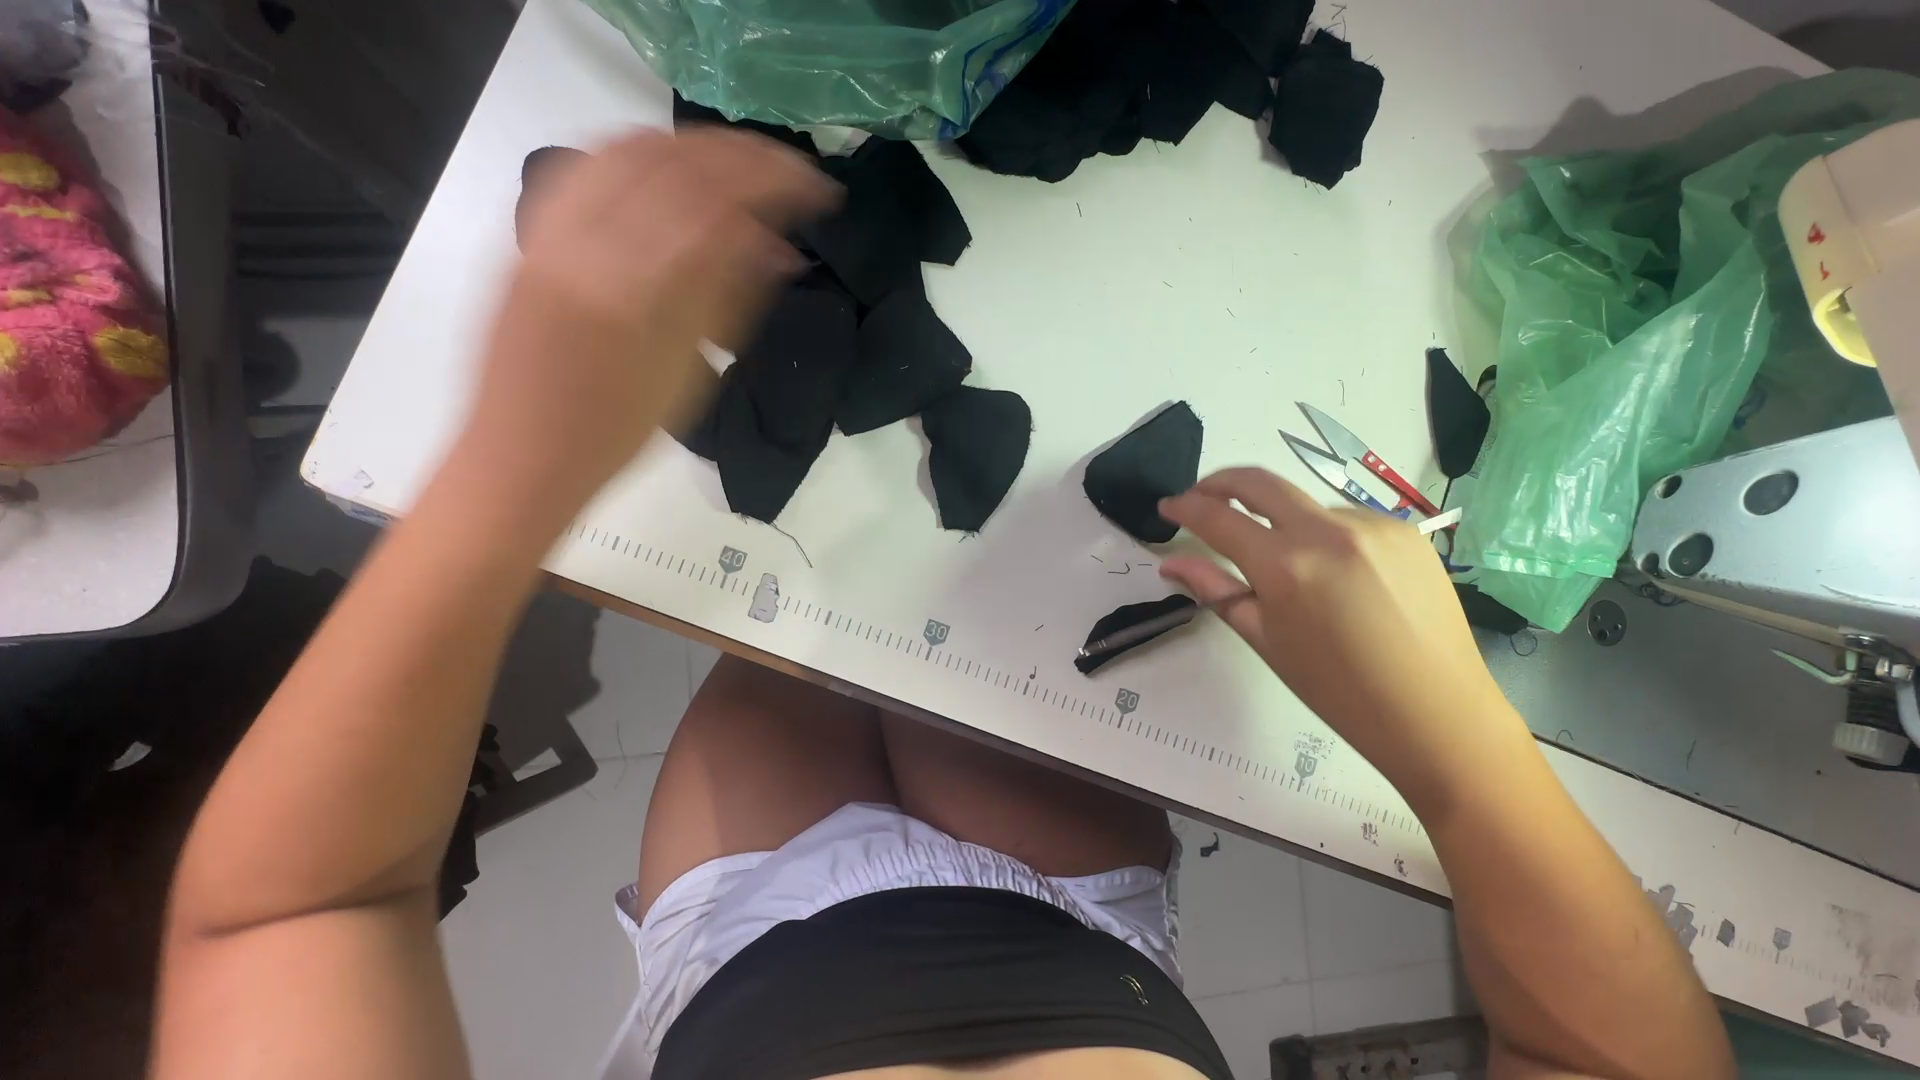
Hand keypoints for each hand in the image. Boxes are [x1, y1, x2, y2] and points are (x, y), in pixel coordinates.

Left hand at [462, 128, 836, 509]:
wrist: (523, 456)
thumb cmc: (617, 431)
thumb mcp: (687, 371)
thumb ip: (730, 297)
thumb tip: (778, 248)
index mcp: (635, 283)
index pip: (718, 198)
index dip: (774, 181)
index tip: (816, 189)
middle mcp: (588, 238)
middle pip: (674, 159)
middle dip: (740, 155)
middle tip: (787, 172)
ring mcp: (551, 230)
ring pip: (628, 150)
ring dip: (692, 149)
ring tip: (736, 167)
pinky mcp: (531, 235)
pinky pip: (589, 168)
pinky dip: (639, 157)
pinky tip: (668, 174)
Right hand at [1159, 468, 1528, 794]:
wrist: (1435, 713)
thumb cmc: (1338, 689)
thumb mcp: (1266, 639)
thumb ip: (1216, 590)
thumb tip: (1172, 563)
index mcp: (1285, 566)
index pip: (1218, 518)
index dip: (1186, 508)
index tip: (1169, 507)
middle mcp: (1327, 531)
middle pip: (1259, 481)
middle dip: (1221, 482)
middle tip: (1201, 497)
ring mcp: (1372, 525)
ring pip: (1307, 505)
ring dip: (1282, 521)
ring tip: (1288, 567)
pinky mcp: (1406, 531)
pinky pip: (1348, 521)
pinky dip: (1326, 537)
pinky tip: (1337, 576)